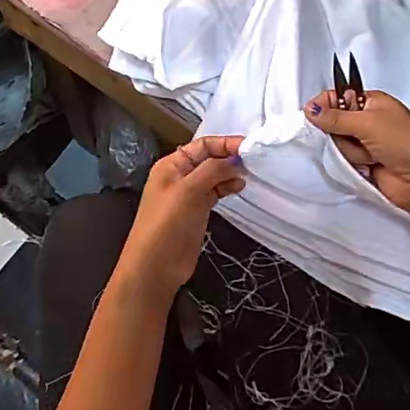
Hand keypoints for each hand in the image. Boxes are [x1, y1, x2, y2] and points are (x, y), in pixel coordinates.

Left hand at [115, 136, 245, 299]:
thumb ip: (212, 171)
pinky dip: (227, 187)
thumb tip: (234, 160)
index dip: (224, 143)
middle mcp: (180, 176)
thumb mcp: (189, 190)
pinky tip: (240, 187)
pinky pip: (215, 192)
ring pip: (214, 176)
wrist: (156, 265)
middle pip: (209, 158)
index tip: (249, 146)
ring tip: (249, 174)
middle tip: (254, 160)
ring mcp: (189, 195)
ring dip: (230, 173)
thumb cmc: (167, 224)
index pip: (202, 145)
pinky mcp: (197, 211)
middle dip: (229, 157)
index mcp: (171, 165)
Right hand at [306, 90, 409, 227]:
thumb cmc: (407, 143)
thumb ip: (336, 117)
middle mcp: (368, 121)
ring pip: (337, 143)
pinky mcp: (363, 165)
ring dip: (350, 151)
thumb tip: (311, 110)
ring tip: (370, 156)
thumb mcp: (369, 123)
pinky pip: (342, 161)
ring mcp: (366, 144)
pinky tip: (366, 166)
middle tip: (354, 136)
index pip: (338, 96)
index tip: (312, 112)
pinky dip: (350, 164)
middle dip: (338, 131)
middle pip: (333, 121)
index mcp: (373, 102)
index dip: (324, 103)